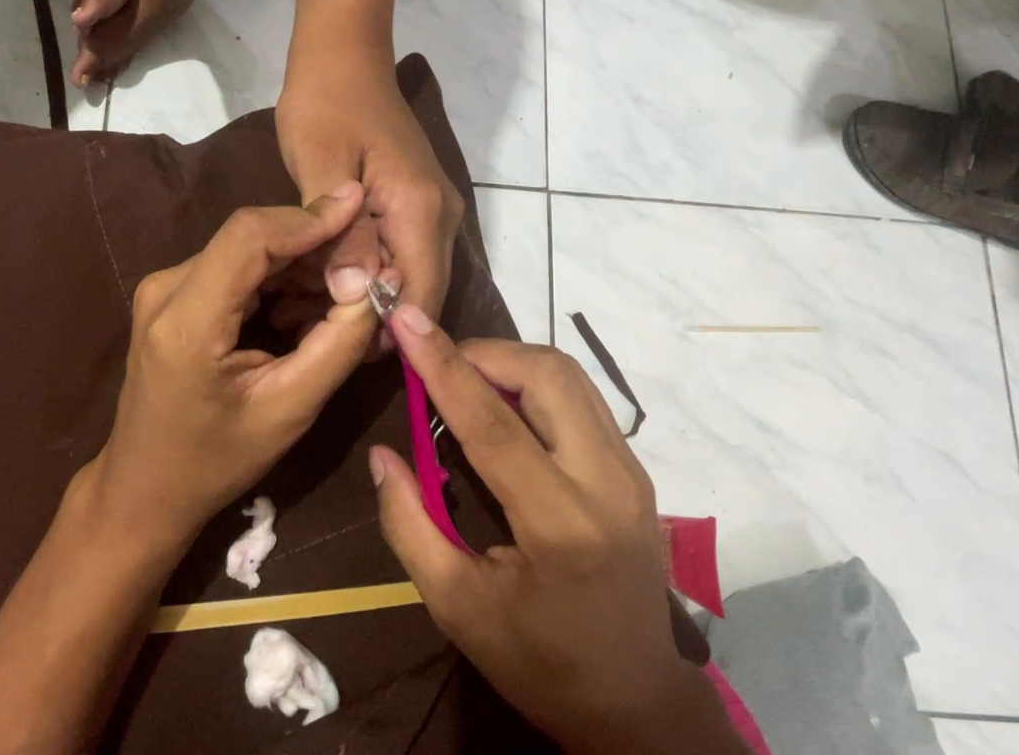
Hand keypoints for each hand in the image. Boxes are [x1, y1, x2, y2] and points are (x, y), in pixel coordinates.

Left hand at [86, 185, 381, 543]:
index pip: (250, 235)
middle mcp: (165, 289)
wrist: (147, 486)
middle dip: (313, 241)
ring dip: (298, 259)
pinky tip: (310, 297)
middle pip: (250, 236)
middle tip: (367, 263)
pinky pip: (233, 267)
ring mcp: (163, 288)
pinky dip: (276, 275)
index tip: (359, 207)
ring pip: (245, 248)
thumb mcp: (289, 409)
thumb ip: (337, 344)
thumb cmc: (217, 460)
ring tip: (347, 286)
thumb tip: (377, 283)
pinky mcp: (171, 295)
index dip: (308, 217)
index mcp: (186, 321)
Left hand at [275, 59, 463, 345]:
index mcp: (421, 211)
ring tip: (294, 314)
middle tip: (300, 335)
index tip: (328, 352)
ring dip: (356, 301)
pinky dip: (358, 276)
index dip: (382, 333)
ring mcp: (428, 212)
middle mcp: (438, 218)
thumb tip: (358, 296)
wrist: (343, 55)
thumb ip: (342, 233)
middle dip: (363, 322)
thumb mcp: (322, 165)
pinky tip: (311, 283)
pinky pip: (393, 257)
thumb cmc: (325, 105)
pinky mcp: (411, 208)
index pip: (420, 296)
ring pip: (402, 278)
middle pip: (415, 293)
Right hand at [368, 308, 702, 748]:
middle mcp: (606, 484)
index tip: (406, 317)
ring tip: (461, 379)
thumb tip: (383, 454)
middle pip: (548, 375)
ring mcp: (631, 474)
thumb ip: (409, 522)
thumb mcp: (454, 605)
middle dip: (483, 351)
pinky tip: (501, 407)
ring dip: (510, 362)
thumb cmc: (536, 660)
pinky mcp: (635, 473)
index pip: (492, 422)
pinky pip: (583, 400)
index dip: (443, 364)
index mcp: (558, 525)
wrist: (633, 701)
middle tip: (434, 363)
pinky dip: (534, 384)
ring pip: (571, 377)